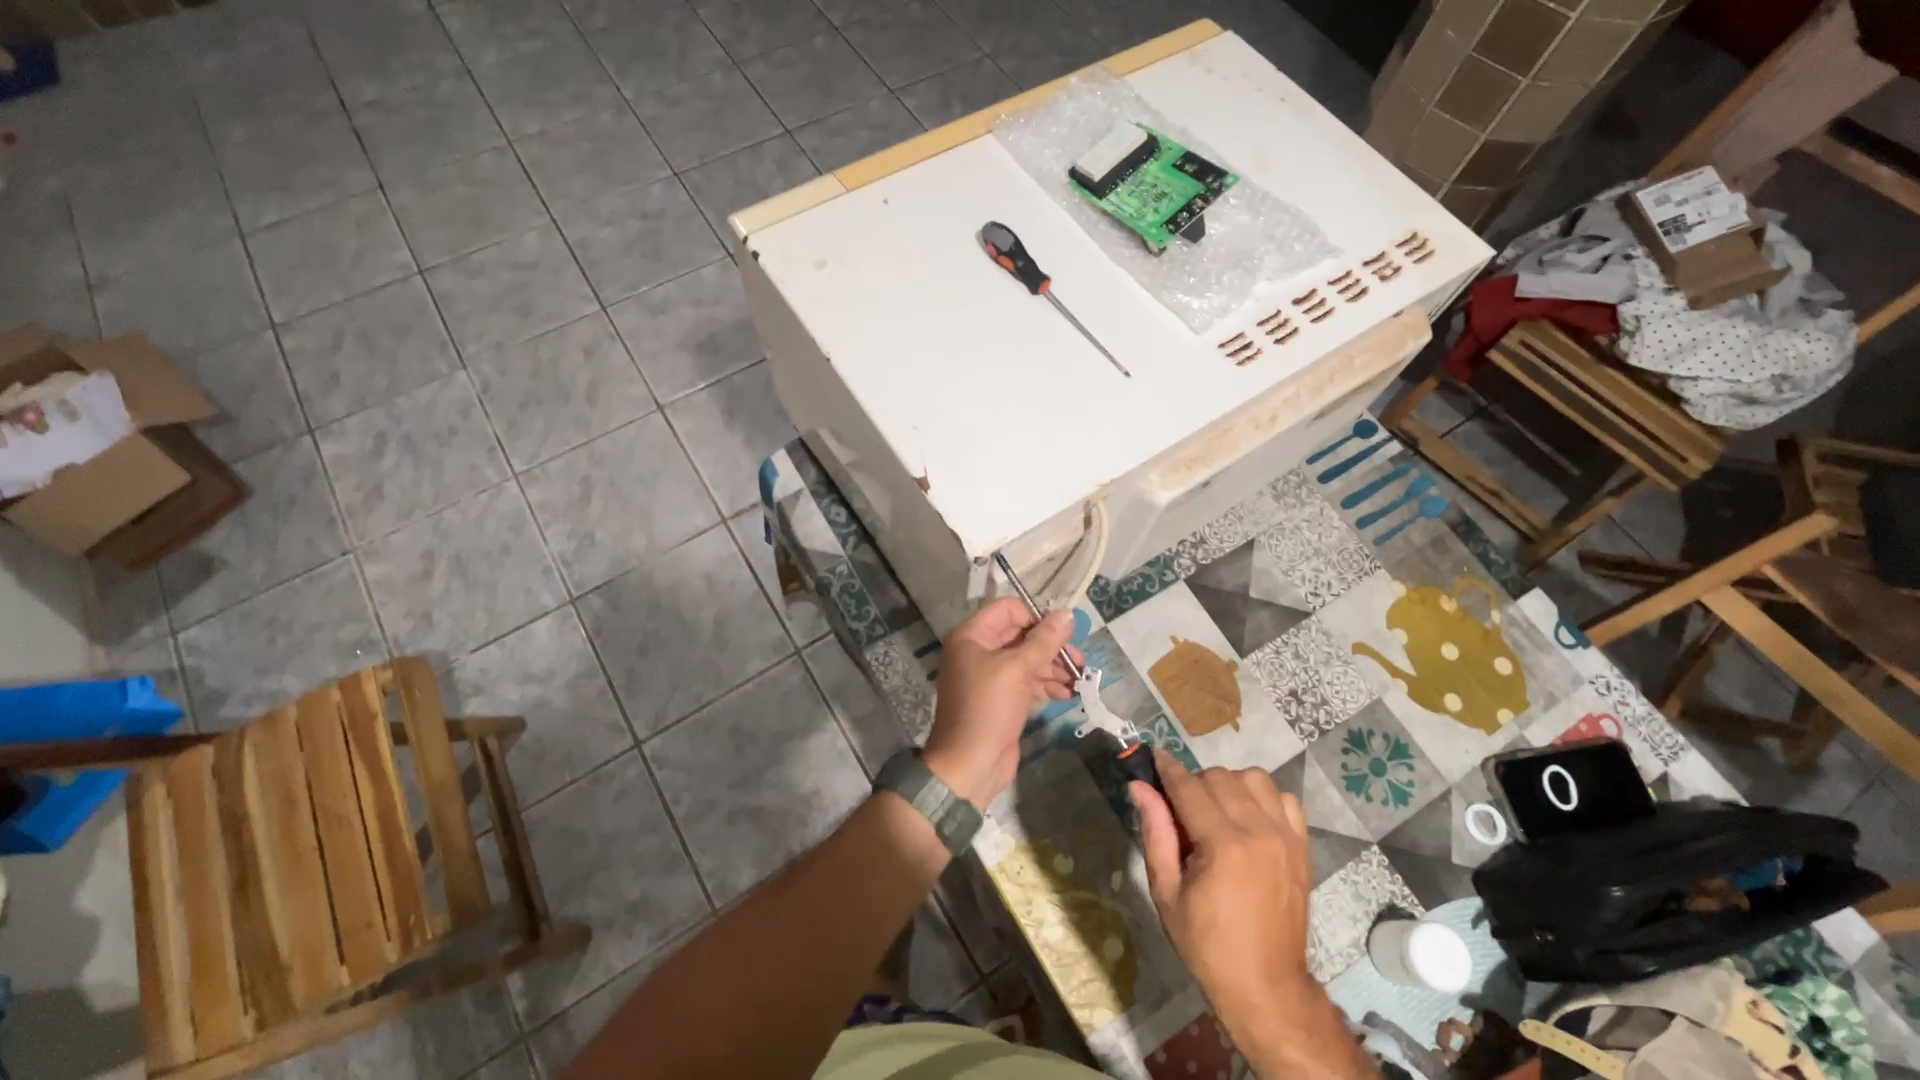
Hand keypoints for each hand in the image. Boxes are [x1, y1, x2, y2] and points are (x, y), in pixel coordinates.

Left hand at [923, 597, 1079, 806]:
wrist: (971, 762)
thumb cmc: (988, 708)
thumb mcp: (1017, 669)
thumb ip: (1044, 641)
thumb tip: (1067, 614)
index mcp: (972, 636)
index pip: (1008, 609)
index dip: (1036, 617)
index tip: (1062, 633)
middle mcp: (979, 651)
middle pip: (1021, 635)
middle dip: (1051, 646)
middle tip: (1078, 661)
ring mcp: (990, 676)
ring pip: (1027, 660)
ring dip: (1054, 667)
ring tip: (1078, 680)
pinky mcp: (1002, 698)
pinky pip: (1027, 682)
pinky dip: (1046, 684)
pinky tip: (1067, 694)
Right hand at [1131, 754, 1317, 1058]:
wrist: (1265, 983)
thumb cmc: (1206, 944)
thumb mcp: (1166, 892)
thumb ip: (1155, 833)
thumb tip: (1140, 788)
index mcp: (1224, 846)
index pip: (1189, 788)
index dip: (1168, 769)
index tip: (1155, 757)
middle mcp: (1260, 831)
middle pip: (1220, 777)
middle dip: (1194, 782)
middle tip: (1180, 810)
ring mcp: (1287, 837)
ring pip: (1254, 778)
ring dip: (1229, 784)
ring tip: (1216, 812)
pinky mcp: (1303, 846)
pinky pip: (1284, 798)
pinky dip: (1263, 798)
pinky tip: (1248, 820)